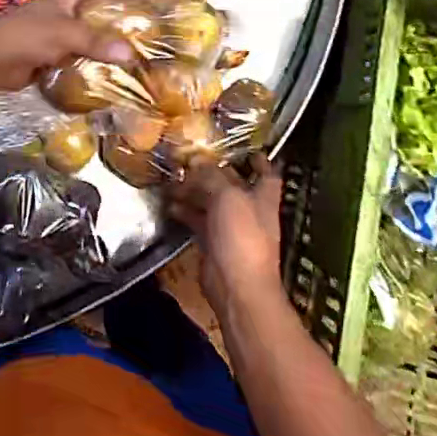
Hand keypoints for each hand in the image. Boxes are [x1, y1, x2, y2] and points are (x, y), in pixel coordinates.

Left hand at [0, 0, 134, 92]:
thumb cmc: (28, 35)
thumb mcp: (66, 34)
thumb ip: (97, 42)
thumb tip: (130, 53)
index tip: (144, 3)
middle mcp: (61, 14)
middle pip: (94, 17)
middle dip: (115, 26)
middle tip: (144, 38)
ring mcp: (54, 36)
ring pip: (84, 41)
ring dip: (102, 49)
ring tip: (132, 58)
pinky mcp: (48, 58)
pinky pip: (74, 60)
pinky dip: (87, 66)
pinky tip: (107, 75)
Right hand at [169, 155, 284, 318]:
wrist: (237, 286)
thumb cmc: (242, 235)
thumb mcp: (228, 196)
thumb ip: (212, 176)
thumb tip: (197, 159)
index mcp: (262, 197)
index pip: (267, 173)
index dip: (258, 160)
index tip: (244, 149)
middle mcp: (249, 210)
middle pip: (231, 184)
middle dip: (212, 172)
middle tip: (188, 159)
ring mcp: (231, 228)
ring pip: (211, 201)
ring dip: (193, 191)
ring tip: (172, 180)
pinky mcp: (213, 243)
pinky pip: (198, 220)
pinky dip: (185, 211)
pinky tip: (170, 205)